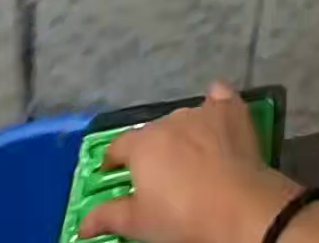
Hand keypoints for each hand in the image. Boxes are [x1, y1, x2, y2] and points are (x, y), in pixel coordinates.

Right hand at [78, 80, 301, 242]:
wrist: (235, 203)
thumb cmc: (180, 216)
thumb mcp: (136, 223)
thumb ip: (107, 215)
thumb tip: (83, 222)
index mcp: (144, 143)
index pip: (119, 145)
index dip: (114, 159)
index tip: (114, 172)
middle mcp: (172, 118)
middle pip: (154, 130)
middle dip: (151, 149)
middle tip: (157, 174)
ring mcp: (205, 109)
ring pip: (184, 116)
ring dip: (181, 131)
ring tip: (187, 155)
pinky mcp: (233, 108)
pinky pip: (220, 95)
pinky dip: (214, 102)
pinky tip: (215, 111)